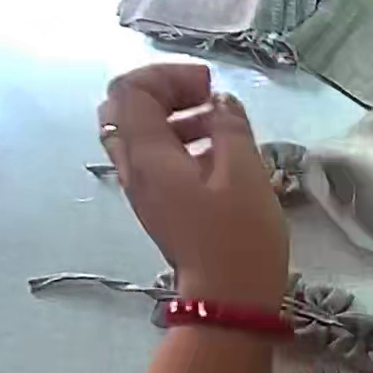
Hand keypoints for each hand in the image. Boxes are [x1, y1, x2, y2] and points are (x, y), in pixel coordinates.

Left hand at [98, 64, 287, 307]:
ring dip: (174, 119)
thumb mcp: (247, 175)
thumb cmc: (241, 236)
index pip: (133, 90)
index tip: (212, 84)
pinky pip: (156, 162)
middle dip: (165, 92)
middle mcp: (134, 169)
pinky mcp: (161, 208)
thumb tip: (223, 102)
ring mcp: (144, 192)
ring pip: (139, 136)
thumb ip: (232, 130)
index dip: (169, 75)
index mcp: (149, 156)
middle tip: (210, 98)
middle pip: (125, 109)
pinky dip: (179, 145)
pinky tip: (218, 157)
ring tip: (220, 126)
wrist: (230, 296)